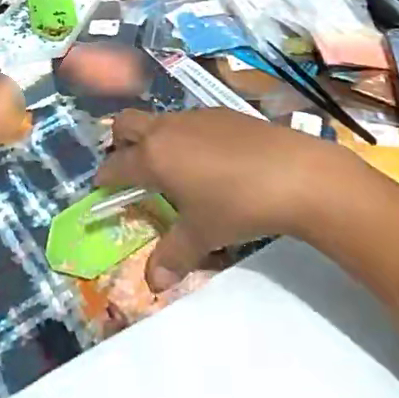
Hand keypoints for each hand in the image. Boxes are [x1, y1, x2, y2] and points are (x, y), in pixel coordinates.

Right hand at [94, 108, 357, 290]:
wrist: (296, 174)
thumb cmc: (237, 206)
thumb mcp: (203, 236)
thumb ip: (173, 256)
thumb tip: (153, 285)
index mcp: (152, 157)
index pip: (115, 164)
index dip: (105, 178)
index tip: (102, 189)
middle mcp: (166, 130)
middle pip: (126, 123)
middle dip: (120, 143)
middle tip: (132, 170)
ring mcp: (194, 116)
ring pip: (159, 120)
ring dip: (155, 139)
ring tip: (176, 169)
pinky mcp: (222, 112)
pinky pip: (190, 121)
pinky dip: (187, 137)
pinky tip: (212, 161)